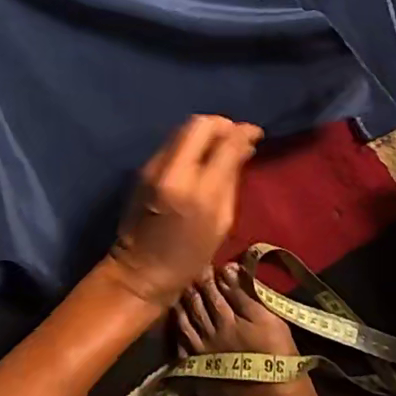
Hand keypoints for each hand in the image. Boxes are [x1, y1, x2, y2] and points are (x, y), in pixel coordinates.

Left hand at [103, 115, 262, 306]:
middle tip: (236, 135)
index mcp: (198, 191)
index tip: (256, 133)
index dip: (244, 132)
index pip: (226, 144)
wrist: (139, 271)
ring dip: (206, 131)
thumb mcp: (222, 222)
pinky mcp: (142, 169)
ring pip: (183, 129)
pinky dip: (191, 142)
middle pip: (199, 124)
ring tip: (221, 143)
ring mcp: (153, 167)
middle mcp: (173, 171)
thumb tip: (243, 148)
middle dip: (223, 124)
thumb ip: (231, 179)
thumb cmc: (188, 257)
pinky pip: (172, 143)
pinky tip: (201, 155)